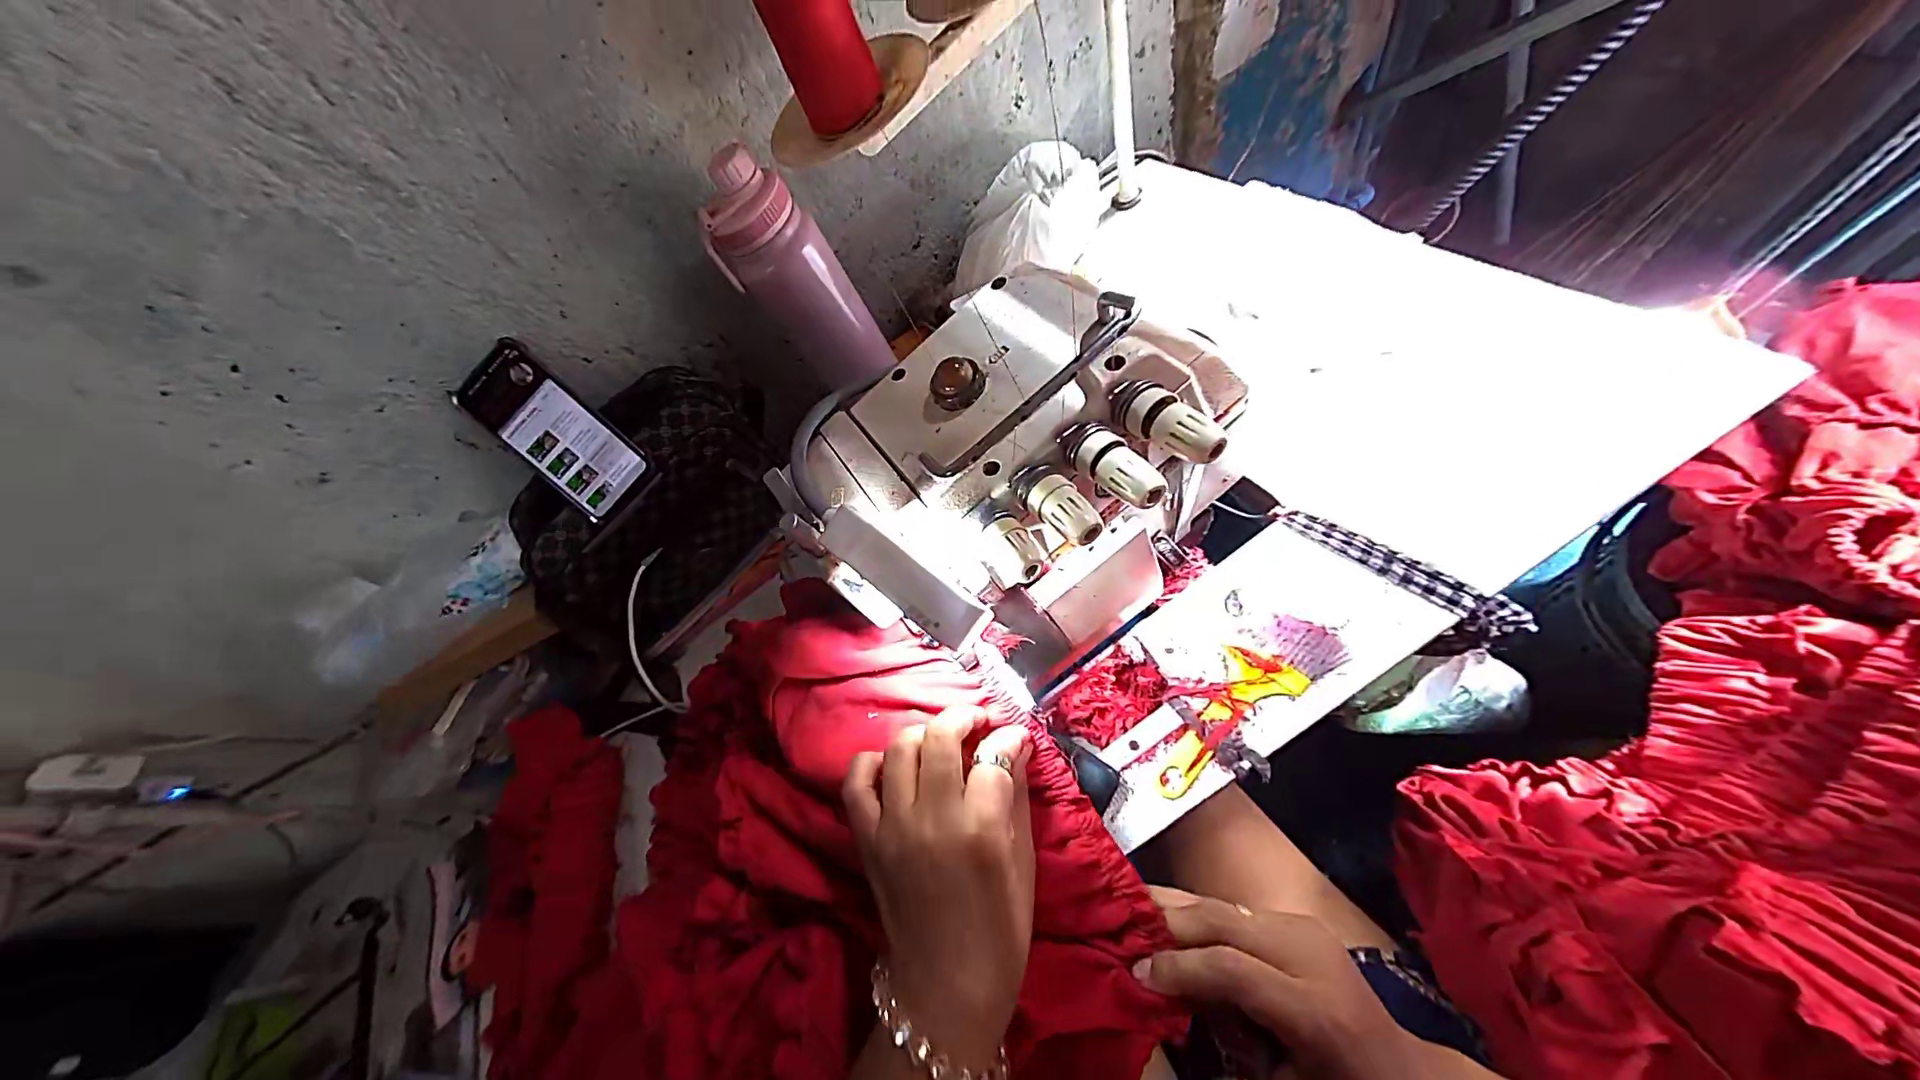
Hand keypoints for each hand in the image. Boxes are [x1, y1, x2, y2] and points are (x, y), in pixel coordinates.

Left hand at [844, 708, 1035, 1071]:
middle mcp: (933, 818)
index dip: (1009, 740)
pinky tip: (894, 765)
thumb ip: (1017, 798)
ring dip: (925, 733)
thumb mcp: (1024, 864)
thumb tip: (1015, 747)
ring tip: (941, 741)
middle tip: (980, 722)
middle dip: (965, 717)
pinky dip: (873, 762)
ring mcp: (893, 826)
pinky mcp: (866, 840)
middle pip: (941, 737)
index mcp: (980, 829)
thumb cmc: (1000, 931)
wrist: (945, 987)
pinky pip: (856, 782)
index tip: (1015, 738)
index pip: (993, 756)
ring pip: (901, 747)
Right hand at [1134, 887, 1419, 1079]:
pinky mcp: (1291, 919)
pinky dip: (1193, 912)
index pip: (1232, 969)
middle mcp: (1308, 953)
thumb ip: (1226, 1034)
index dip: (1178, 967)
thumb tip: (1164, 992)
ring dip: (1172, 906)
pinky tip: (1164, 914)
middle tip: (1118, 924)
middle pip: (1222, 920)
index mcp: (1315, 1010)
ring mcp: (1301, 928)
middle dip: (1165, 920)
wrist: (1400, 1071)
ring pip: (1221, 904)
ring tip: (1128, 906)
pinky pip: (1230, 910)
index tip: (1136, 974)